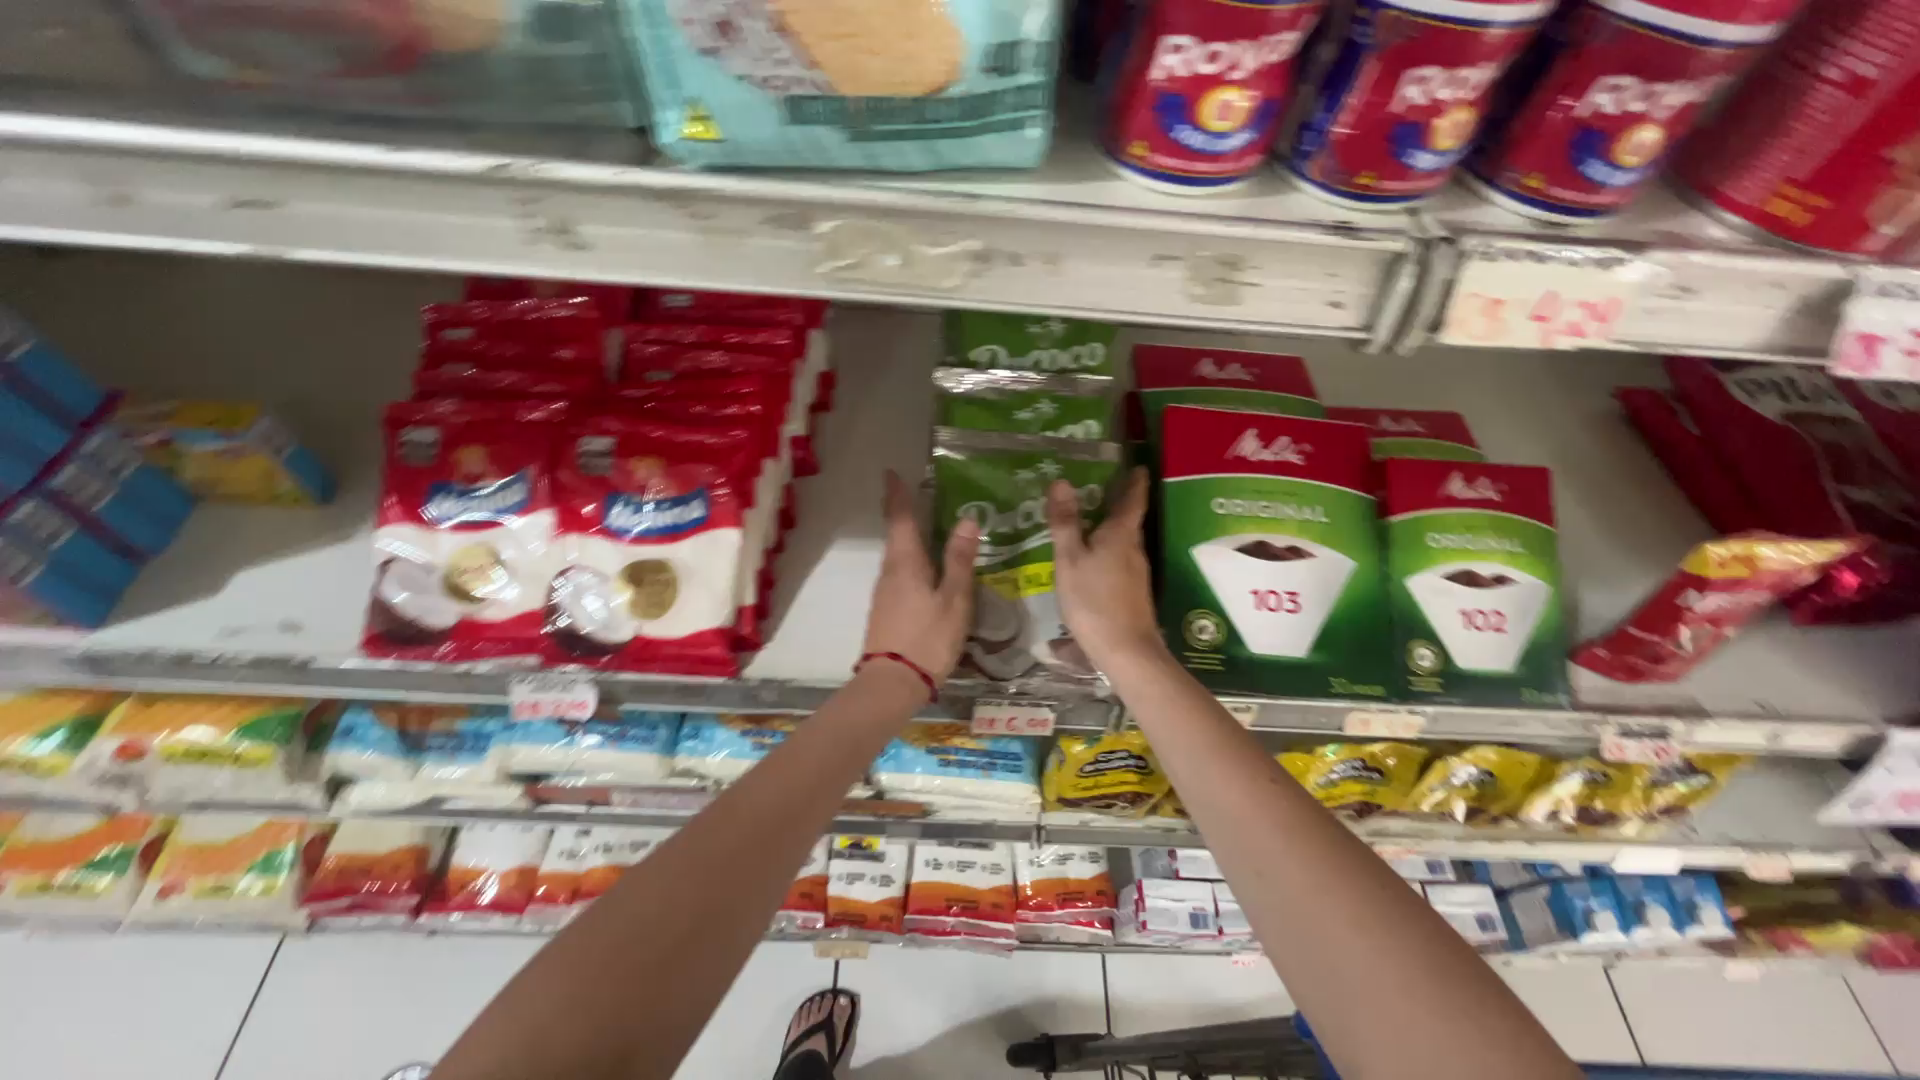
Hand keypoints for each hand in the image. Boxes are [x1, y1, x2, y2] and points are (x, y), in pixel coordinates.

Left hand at [862, 470, 979, 682]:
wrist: (892, 684)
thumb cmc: (927, 639)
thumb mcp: (954, 600)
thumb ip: (960, 560)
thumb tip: (967, 519)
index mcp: (905, 562)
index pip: (900, 518)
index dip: (897, 494)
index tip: (892, 472)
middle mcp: (890, 571)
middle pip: (896, 534)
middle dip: (904, 512)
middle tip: (919, 494)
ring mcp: (885, 593)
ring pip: (898, 555)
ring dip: (910, 537)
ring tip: (930, 527)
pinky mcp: (886, 611)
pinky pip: (900, 574)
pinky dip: (912, 561)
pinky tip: (927, 569)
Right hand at [1047, 466, 1166, 671]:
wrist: (1126, 650)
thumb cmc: (1093, 601)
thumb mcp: (1070, 560)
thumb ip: (1065, 523)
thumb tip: (1062, 481)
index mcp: (1120, 535)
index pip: (1132, 499)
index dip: (1134, 481)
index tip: (1137, 465)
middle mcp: (1134, 549)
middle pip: (1129, 520)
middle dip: (1118, 503)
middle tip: (1101, 487)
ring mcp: (1137, 572)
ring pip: (1124, 542)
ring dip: (1111, 528)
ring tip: (1090, 521)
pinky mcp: (1134, 592)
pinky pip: (1120, 560)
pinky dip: (1108, 551)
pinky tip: (1093, 560)